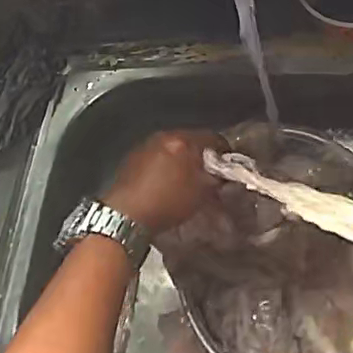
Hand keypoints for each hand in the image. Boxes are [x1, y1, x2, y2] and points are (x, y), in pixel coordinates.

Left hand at [101, 130, 224, 234]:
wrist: (125, 216)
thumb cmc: (166, 204)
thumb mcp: (199, 195)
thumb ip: (214, 180)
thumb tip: (222, 175)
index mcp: (183, 140)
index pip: (212, 137)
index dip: (223, 151)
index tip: (228, 164)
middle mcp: (164, 136)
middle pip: (191, 140)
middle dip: (201, 155)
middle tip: (208, 173)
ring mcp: (146, 145)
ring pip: (172, 148)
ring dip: (181, 159)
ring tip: (186, 178)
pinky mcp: (132, 157)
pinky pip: (157, 156)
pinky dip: (165, 165)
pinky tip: (165, 182)